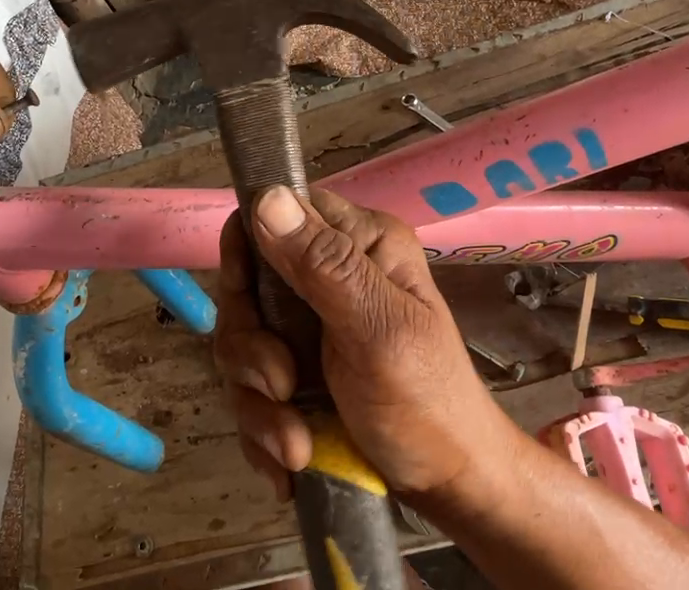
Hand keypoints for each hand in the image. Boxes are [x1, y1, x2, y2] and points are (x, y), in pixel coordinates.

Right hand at [212, 187, 513, 503]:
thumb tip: (267, 197)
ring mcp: (306, 328)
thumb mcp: (380, 332)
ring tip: (295, 446)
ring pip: (239, 344)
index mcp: (359, 242)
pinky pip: (246, 390)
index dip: (248, 251)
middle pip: (245, 286)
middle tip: (282, 387)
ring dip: (258, 404)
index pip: (276, 213)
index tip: (247, 302)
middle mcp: (328, 274)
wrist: (450, 489)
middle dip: (251, 349)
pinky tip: (291, 458)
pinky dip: (261, 430)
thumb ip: (325, 265)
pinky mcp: (293, 374)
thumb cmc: (429, 403)